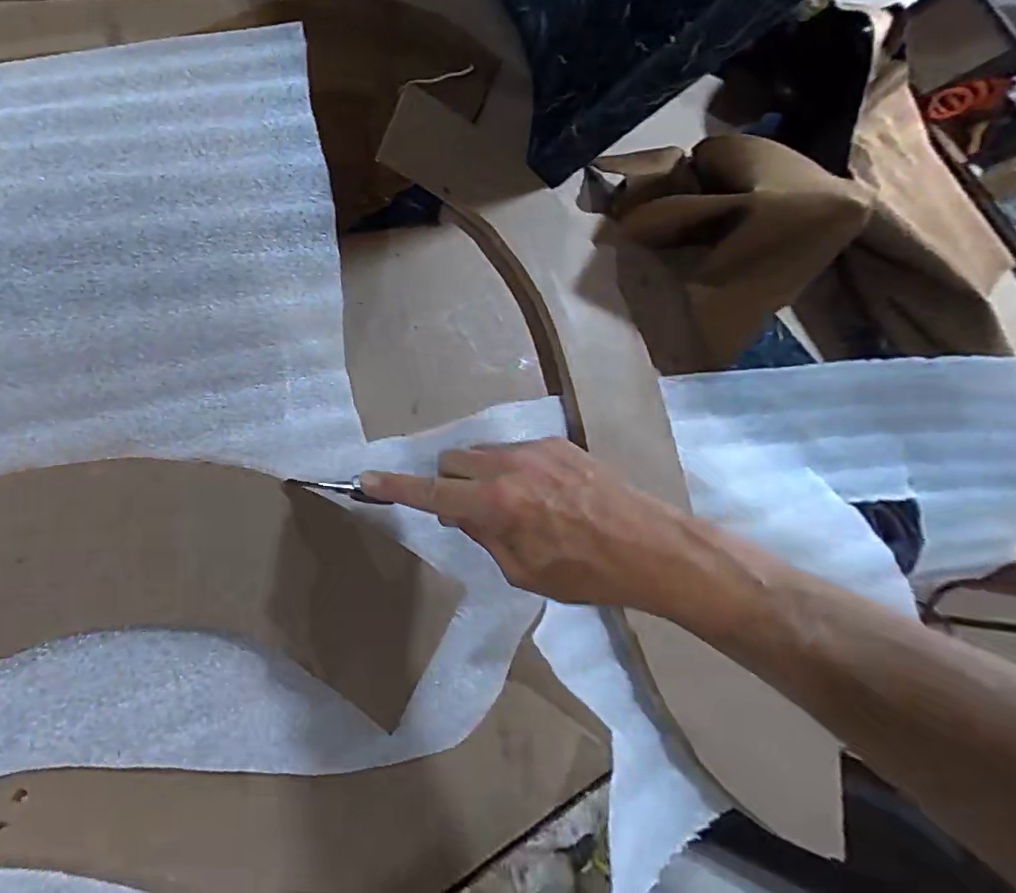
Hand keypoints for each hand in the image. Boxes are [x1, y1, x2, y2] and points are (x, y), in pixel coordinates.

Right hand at [358, 438, 724, 612]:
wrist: (649, 544)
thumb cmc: (585, 573)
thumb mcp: (523, 571)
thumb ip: (482, 536)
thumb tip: (456, 511)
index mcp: (497, 504)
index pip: (432, 493)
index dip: (396, 488)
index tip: (367, 479)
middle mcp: (510, 466)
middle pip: (452, 459)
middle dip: (448, 482)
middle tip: (467, 512)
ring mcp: (536, 449)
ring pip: (482, 451)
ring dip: (479, 474)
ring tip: (510, 504)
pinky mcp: (558, 442)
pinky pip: (515, 449)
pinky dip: (510, 468)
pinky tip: (540, 493)